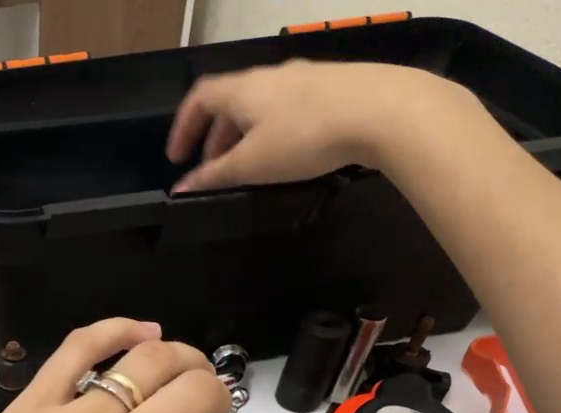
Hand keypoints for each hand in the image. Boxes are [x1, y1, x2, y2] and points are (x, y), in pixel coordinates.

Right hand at [165, 60, 476, 192]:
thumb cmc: (304, 137)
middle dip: (215, 136)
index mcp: (243, 89)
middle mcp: (271, 76)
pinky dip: (274, 130)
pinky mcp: (335, 87)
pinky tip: (288, 154)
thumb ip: (213, 177)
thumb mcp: (251, 165)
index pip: (199, 97)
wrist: (383, 110)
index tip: (176, 157)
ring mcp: (306, 78)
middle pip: (231, 101)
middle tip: (212, 169)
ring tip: (249, 166)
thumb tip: (181, 188)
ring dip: (245, 134)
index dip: (183, 126)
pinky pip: (290, 107)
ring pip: (262, 104)